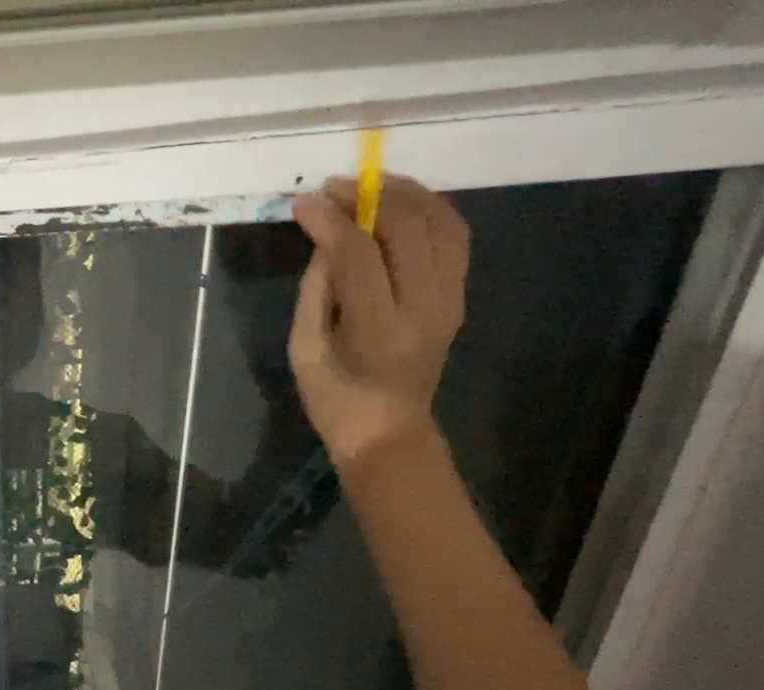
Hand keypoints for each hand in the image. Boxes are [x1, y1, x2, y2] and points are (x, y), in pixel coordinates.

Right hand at [289, 175, 469, 468]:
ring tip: (368, 185)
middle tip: (333, 188)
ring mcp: (451, 299)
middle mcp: (425, 308)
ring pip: (440, 222)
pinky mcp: (460, 294)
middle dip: (368, 197)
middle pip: (406, 228)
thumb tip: (326, 236)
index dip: (331, 221)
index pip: (358, 255)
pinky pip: (454, 235)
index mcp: (378, 331)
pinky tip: (401, 201)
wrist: (387, 430)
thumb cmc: (333, 399)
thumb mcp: (304, 349)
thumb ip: (315, 290)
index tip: (303, 202)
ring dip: (404, 193)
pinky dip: (430, 208)